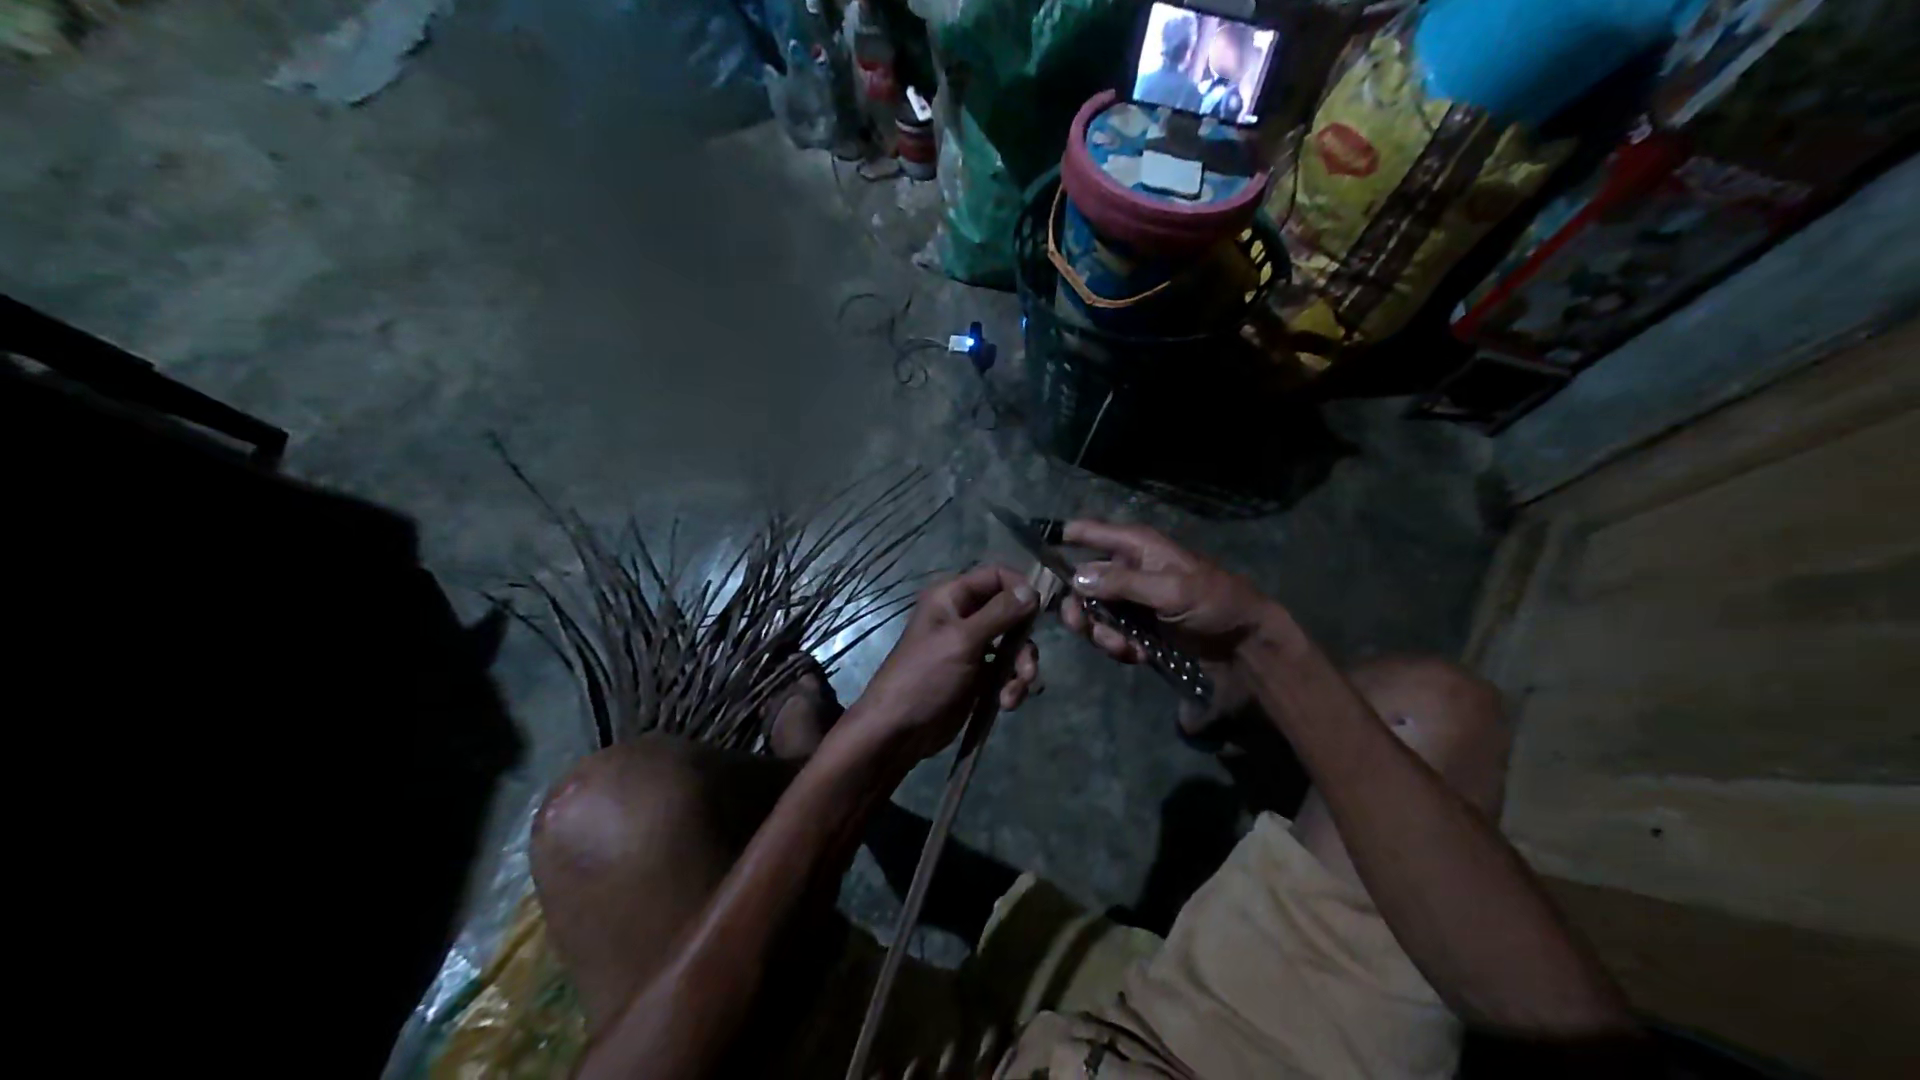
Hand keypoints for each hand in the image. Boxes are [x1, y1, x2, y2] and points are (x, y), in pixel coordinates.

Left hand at [845, 564, 1041, 761]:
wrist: (900, 730)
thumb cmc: (925, 676)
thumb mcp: (963, 640)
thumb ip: (1000, 613)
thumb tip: (1032, 590)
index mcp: (952, 597)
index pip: (997, 576)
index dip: (1020, 589)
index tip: (1038, 613)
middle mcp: (964, 616)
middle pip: (1012, 613)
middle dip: (1024, 642)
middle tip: (1026, 667)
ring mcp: (973, 646)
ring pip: (1015, 646)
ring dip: (1021, 669)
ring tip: (1013, 693)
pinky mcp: (979, 675)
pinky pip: (1008, 670)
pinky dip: (1012, 685)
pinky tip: (1006, 703)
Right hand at [1059, 520, 1277, 663]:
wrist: (1244, 643)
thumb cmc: (1214, 603)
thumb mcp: (1171, 590)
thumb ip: (1123, 584)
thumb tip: (1076, 578)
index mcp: (1136, 547)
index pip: (1089, 532)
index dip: (1061, 538)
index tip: (1037, 559)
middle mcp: (1127, 568)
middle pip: (1081, 581)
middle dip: (1080, 608)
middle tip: (1084, 627)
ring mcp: (1130, 600)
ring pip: (1092, 612)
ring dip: (1102, 634)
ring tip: (1124, 648)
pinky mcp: (1136, 626)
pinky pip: (1110, 633)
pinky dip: (1118, 646)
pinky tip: (1138, 655)